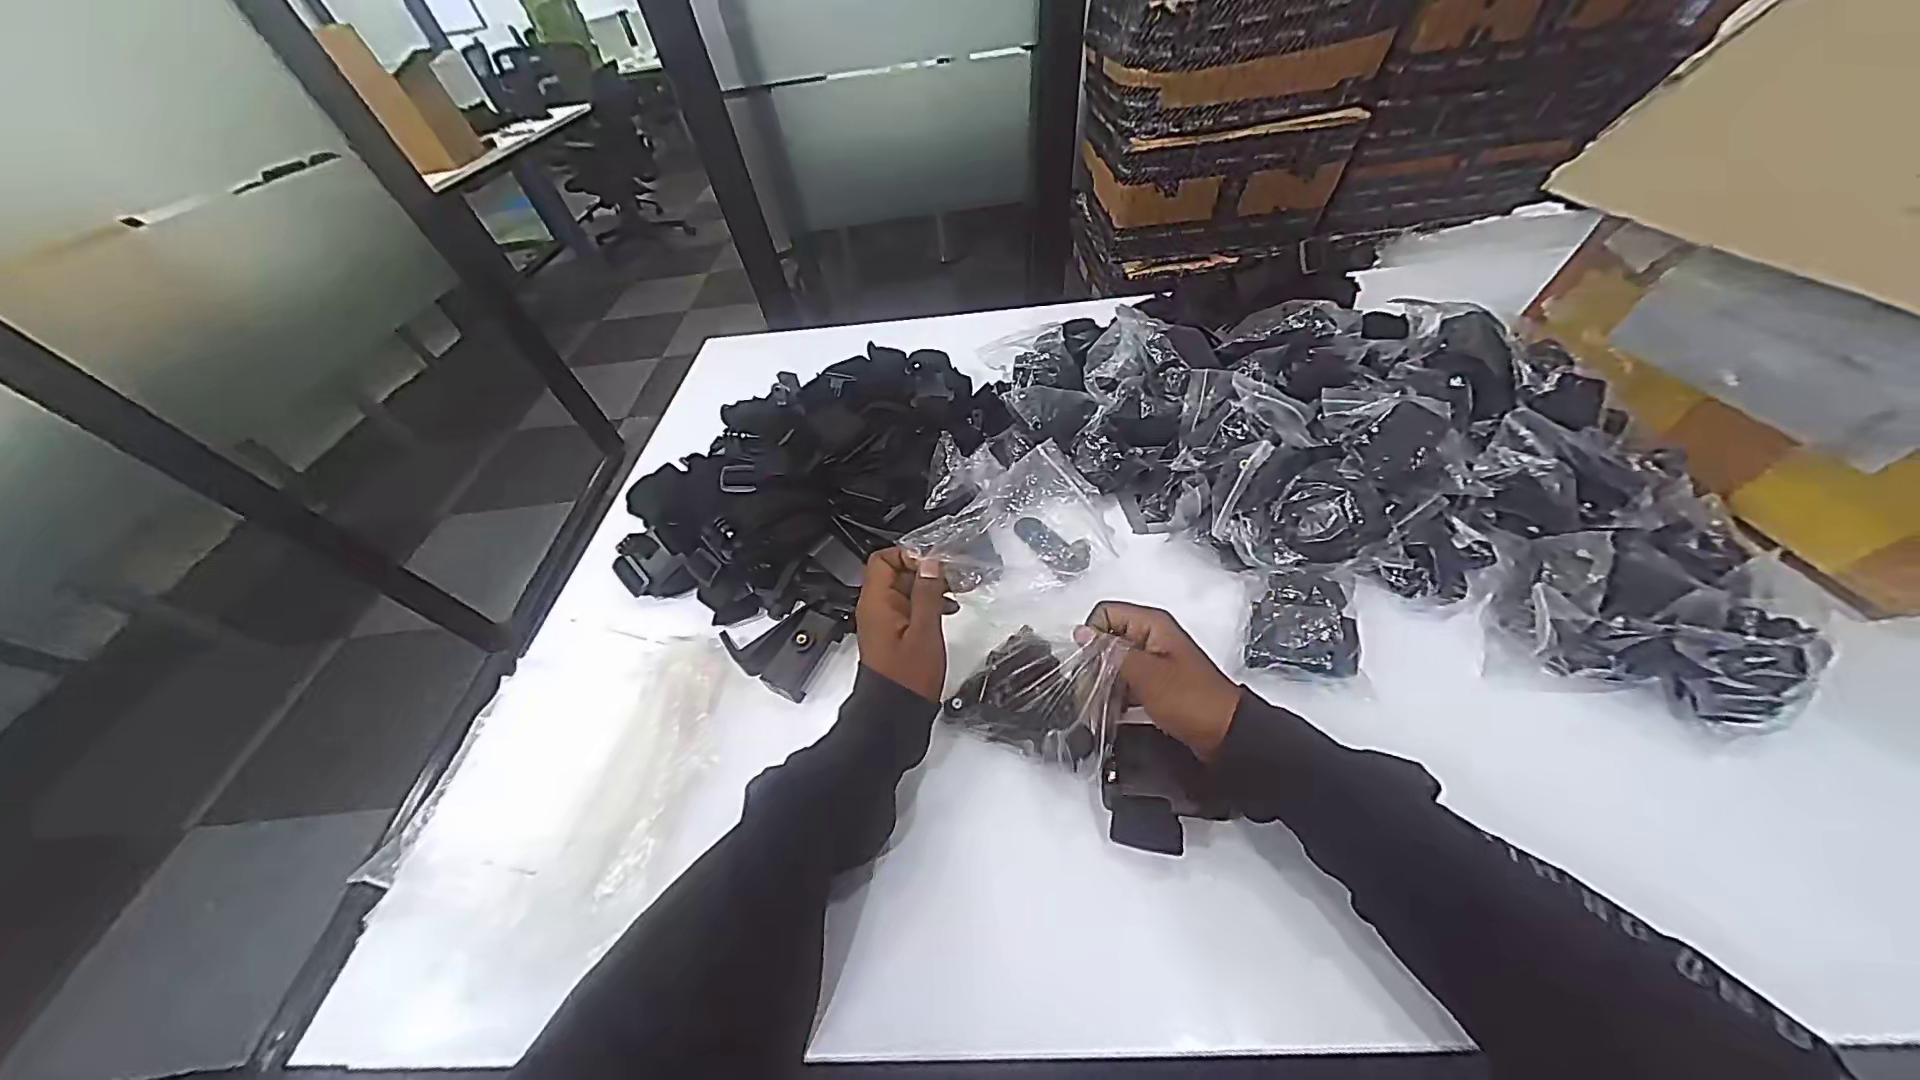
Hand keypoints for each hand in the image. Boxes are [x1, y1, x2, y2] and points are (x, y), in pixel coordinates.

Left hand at [855, 549, 949, 701]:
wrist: (894, 714)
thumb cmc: (907, 678)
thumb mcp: (925, 630)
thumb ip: (927, 593)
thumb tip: (930, 563)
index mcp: (876, 603)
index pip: (883, 559)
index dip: (909, 555)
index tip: (934, 563)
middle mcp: (875, 609)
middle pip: (894, 572)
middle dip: (924, 571)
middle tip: (950, 577)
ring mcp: (883, 622)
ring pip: (903, 590)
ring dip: (927, 587)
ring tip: (953, 593)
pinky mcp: (893, 634)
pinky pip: (907, 608)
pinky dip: (925, 604)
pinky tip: (946, 610)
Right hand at [1078, 602, 1239, 761]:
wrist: (1224, 735)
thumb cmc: (1193, 700)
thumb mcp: (1144, 672)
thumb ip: (1110, 651)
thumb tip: (1083, 634)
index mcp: (1152, 625)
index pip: (1105, 614)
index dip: (1093, 636)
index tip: (1090, 661)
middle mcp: (1152, 638)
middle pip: (1108, 639)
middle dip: (1096, 662)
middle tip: (1092, 686)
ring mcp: (1154, 662)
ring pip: (1114, 663)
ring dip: (1104, 682)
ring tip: (1101, 704)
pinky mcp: (1155, 684)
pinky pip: (1126, 682)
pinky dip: (1117, 695)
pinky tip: (1112, 712)